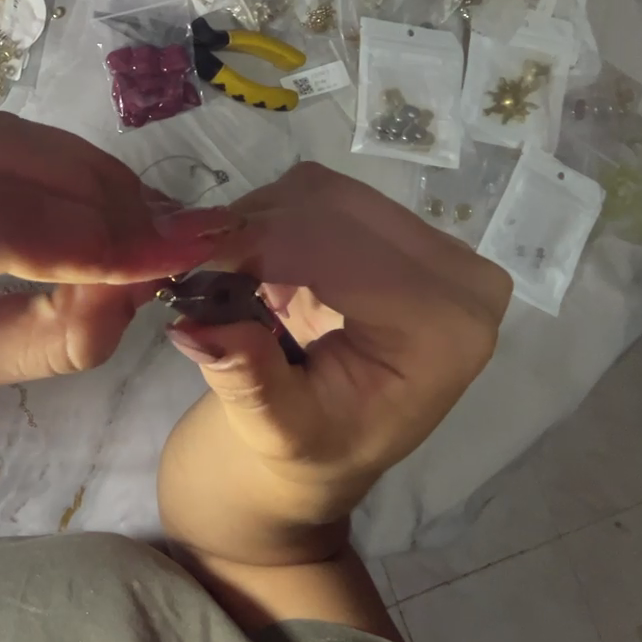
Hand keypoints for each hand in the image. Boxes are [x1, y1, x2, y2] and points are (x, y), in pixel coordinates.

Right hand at [157, 162, 512, 565]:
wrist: (324, 449)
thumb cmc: (307, 450)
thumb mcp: (275, 431)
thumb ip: (248, 381)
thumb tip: (194, 330)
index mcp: (443, 329)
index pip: (334, 249)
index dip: (251, 250)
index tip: (184, 272)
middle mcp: (458, 278)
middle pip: (328, 208)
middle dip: (250, 233)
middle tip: (195, 274)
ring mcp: (434, 249)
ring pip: (317, 191)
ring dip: (255, 223)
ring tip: (223, 276)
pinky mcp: (403, 233)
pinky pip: (317, 191)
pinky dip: (268, 215)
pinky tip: (251, 262)